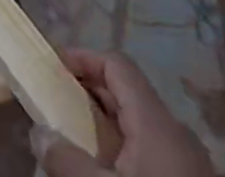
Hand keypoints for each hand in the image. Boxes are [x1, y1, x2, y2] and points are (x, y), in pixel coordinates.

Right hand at [31, 49, 213, 176]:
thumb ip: (67, 162)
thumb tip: (38, 132)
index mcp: (157, 123)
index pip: (118, 66)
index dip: (84, 58)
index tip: (50, 66)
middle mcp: (175, 132)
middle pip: (126, 92)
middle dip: (87, 90)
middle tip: (51, 99)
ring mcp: (186, 160)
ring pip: (137, 122)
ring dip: (101, 121)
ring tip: (69, 134)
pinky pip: (148, 149)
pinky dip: (119, 146)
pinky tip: (99, 168)